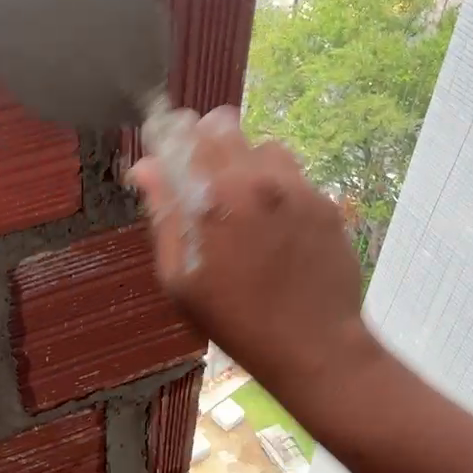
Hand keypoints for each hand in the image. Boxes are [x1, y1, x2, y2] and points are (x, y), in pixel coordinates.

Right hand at [130, 106, 378, 396]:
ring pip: (265, 147)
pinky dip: (278, 189)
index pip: (184, 136)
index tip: (165, 146)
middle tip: (202, 178)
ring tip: (242, 203)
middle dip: (206, 142)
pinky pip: (294, 177)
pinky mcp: (326, 203)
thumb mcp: (181, 280)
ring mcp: (298, 188)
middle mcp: (258, 179)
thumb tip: (146, 170)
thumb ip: (164, 218)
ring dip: (247, 162)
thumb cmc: (234, 322)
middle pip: (225, 127)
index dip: (170, 135)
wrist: (313, 345)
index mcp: (214, 197)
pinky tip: (274, 227)